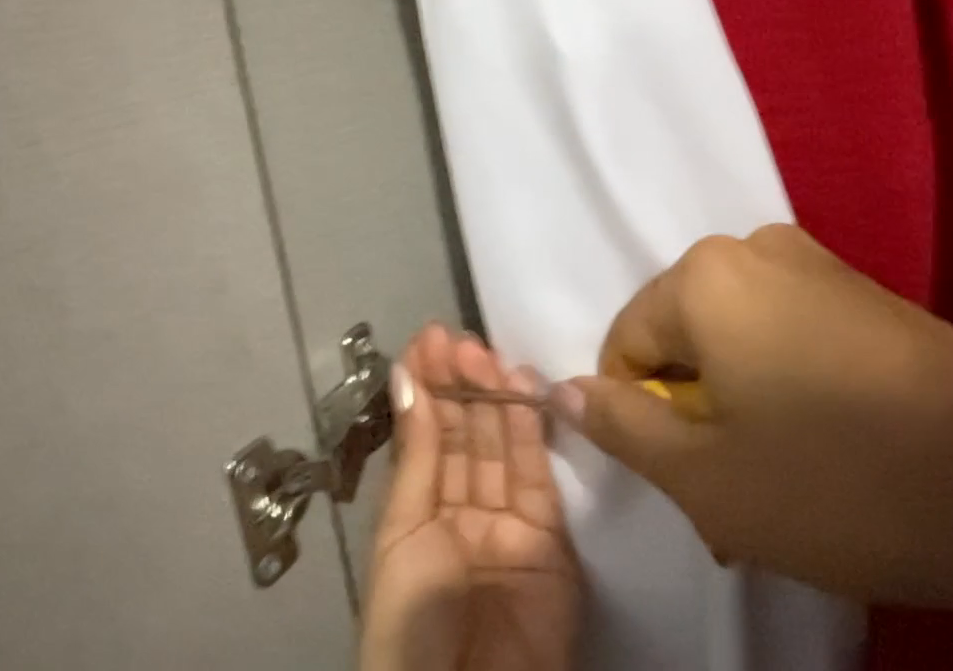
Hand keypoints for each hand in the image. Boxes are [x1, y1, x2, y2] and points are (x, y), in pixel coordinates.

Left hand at [360, 325, 580, 670]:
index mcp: (417, 513)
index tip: (425, 340)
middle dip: (458, 384)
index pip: (425, 436)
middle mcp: (461, 508)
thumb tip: (406, 379)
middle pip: (463, 435)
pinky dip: (528, 429)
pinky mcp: (548, 533)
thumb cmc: (412, 615)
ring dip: (491, 397)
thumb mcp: (404, 531)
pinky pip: (535, 473)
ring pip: (499, 446)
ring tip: (482, 352)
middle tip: (455, 337)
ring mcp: (506, 519)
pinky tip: (519, 387)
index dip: (426, 389)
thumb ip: (418, 454)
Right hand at [552, 224, 952, 604]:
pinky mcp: (864, 294)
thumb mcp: (707, 476)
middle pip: (683, 341)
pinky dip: (788, 394)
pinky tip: (832, 454)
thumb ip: (622, 429)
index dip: (644, 421)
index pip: (625, 348)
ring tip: (790, 481)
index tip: (692, 480)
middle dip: (695, 415)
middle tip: (740, 491)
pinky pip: (788, 339)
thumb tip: (565, 391)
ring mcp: (816, 266)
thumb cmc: (844, 480)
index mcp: (702, 277)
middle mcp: (752, 249)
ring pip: (736, 345)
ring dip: (743, 411)